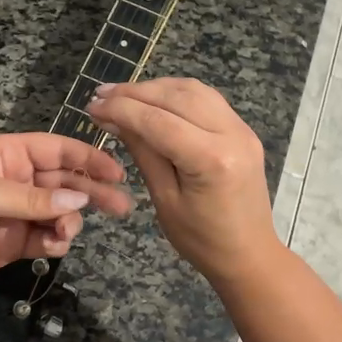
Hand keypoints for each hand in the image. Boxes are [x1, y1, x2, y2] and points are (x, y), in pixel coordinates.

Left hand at [0, 133, 132, 281]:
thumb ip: (30, 199)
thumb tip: (77, 202)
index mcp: (10, 154)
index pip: (57, 150)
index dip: (87, 158)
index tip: (115, 171)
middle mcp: (20, 179)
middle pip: (66, 183)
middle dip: (93, 192)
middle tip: (121, 206)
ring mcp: (19, 212)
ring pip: (61, 213)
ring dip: (71, 221)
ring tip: (65, 233)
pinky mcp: (15, 243)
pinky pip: (47, 239)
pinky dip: (56, 243)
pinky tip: (53, 245)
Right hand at [87, 78, 279, 281]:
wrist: (249, 254)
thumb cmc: (201, 239)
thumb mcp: (164, 199)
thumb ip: (142, 152)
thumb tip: (113, 119)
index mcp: (211, 160)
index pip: (157, 120)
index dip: (121, 109)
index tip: (92, 106)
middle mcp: (232, 134)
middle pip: (175, 96)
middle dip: (134, 92)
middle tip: (101, 95)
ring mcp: (241, 128)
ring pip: (192, 89)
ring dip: (155, 87)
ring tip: (123, 95)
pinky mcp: (242, 129)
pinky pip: (206, 98)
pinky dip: (176, 92)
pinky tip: (154, 98)